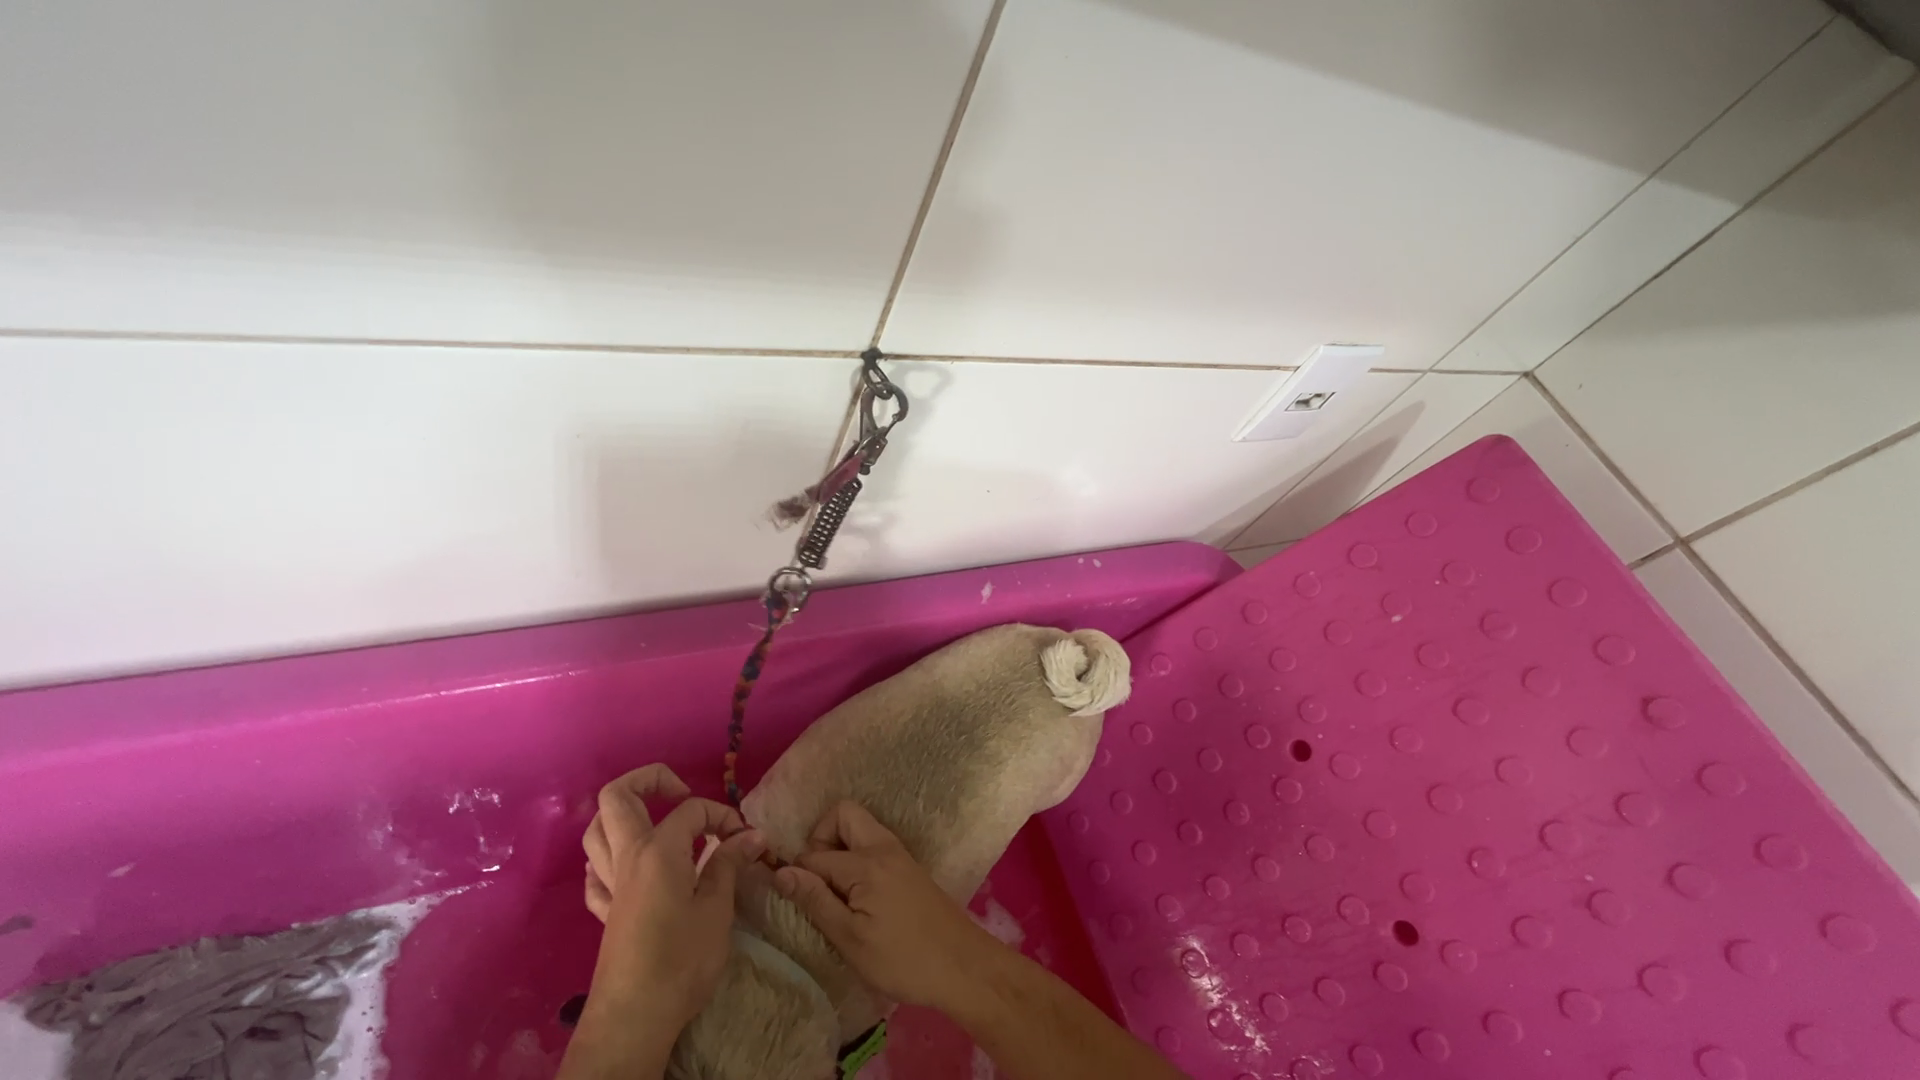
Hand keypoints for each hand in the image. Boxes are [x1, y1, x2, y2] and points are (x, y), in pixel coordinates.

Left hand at [580, 765, 765, 1030]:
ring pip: (597, 829)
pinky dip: (611, 859)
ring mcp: (610, 884)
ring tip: (660, 824)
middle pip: (618, 796)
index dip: (723, 816)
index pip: (692, 811)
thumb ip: (729, 864)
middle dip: (652, 780)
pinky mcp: (604, 911)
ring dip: (626, 815)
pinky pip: (596, 871)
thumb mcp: (717, 909)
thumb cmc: (682, 959)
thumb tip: (752, 835)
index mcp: (657, 850)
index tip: (746, 839)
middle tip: (685, 795)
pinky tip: (632, 868)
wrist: (635, 1016)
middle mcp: (626, 857)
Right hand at [772, 800, 996, 1010]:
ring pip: (860, 828)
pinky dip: (857, 860)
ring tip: (834, 894)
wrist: (964, 966)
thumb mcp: (850, 939)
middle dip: (820, 840)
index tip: (790, 900)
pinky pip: (873, 845)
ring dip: (840, 850)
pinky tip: (856, 897)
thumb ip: (816, 901)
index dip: (796, 875)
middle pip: (843, 814)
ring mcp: (899, 854)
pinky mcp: (909, 867)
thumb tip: (781, 872)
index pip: (814, 855)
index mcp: (866, 863)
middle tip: (816, 884)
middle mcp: (883, 847)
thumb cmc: (903, 959)